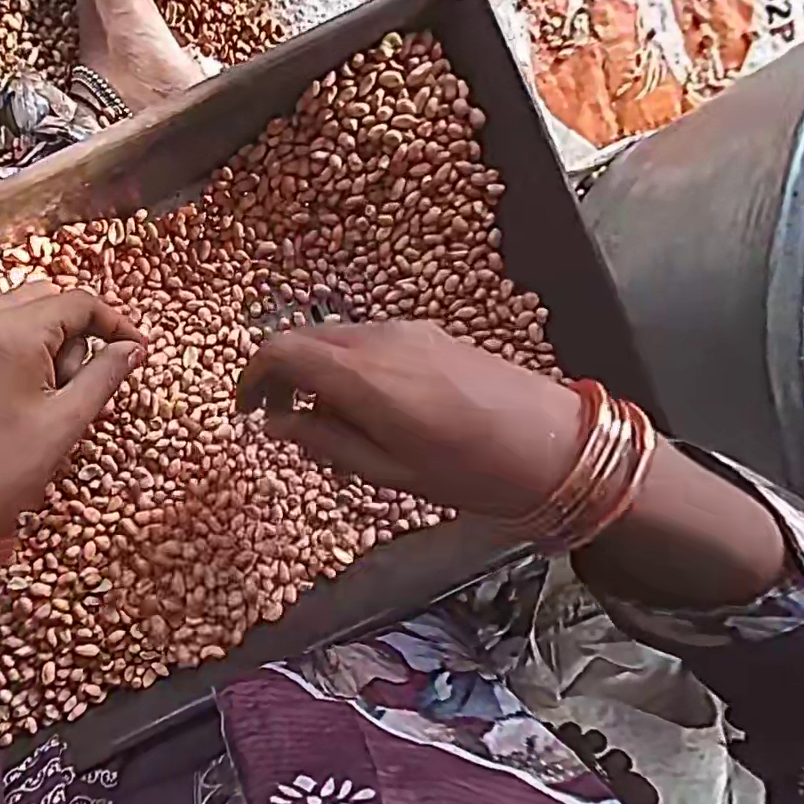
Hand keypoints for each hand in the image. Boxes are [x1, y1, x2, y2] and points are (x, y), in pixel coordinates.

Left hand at [0, 282, 146, 537]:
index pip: (78, 302)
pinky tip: (30, 397)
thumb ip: (104, 375)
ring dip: (52, 344)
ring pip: (24, 315)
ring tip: (54, 399)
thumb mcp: (65, 422)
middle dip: (79, 334)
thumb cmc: (0, 470)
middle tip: (84, 383)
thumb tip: (133, 349)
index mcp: (10, 332)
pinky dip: (25, 352)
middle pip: (49, 300)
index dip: (115, 323)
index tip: (137, 350)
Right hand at [235, 320, 582, 518]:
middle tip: (277, 414)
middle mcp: (378, 339)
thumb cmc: (470, 472)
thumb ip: (324, 440)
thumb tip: (276, 423)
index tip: (245, 409)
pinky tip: (361, 398)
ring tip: (321, 413)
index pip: (280, 351)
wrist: (558, 445)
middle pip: (302, 337)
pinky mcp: (428, 331)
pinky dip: (342, 361)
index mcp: (362, 377)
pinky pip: (365, 338)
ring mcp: (406, 330)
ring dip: (311, 366)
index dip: (251, 376)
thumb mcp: (387, 471)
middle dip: (278, 371)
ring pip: (333, 336)